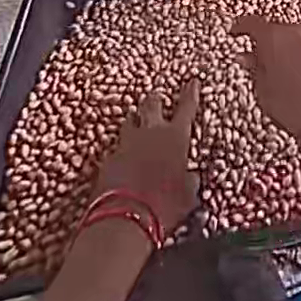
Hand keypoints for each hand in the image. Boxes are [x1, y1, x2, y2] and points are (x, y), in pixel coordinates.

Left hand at [93, 78, 200, 234]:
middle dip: (155, 100)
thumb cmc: (164, 205)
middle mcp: (150, 133)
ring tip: (138, 123)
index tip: (192, 81)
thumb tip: (190, 177)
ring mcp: (126, 144)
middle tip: (157, 97)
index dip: (190, 92)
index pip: (186, 107)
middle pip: (151, 105)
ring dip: (135, 122)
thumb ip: (190, 179)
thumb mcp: (188, 194)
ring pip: (130, 122)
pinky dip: (122, 152)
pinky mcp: (108, 160)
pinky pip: (117, 149)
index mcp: (175, 136)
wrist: (124, 220)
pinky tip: (124, 161)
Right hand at [231, 15, 300, 137]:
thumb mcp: (264, 95)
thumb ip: (254, 70)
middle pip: (277, 29)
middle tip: (258, 60)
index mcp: (274, 37)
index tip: (235, 32)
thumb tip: (247, 58)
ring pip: (298, 38)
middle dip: (267, 43)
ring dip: (289, 50)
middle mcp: (298, 30)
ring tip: (284, 75)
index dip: (240, 27)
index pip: (251, 23)